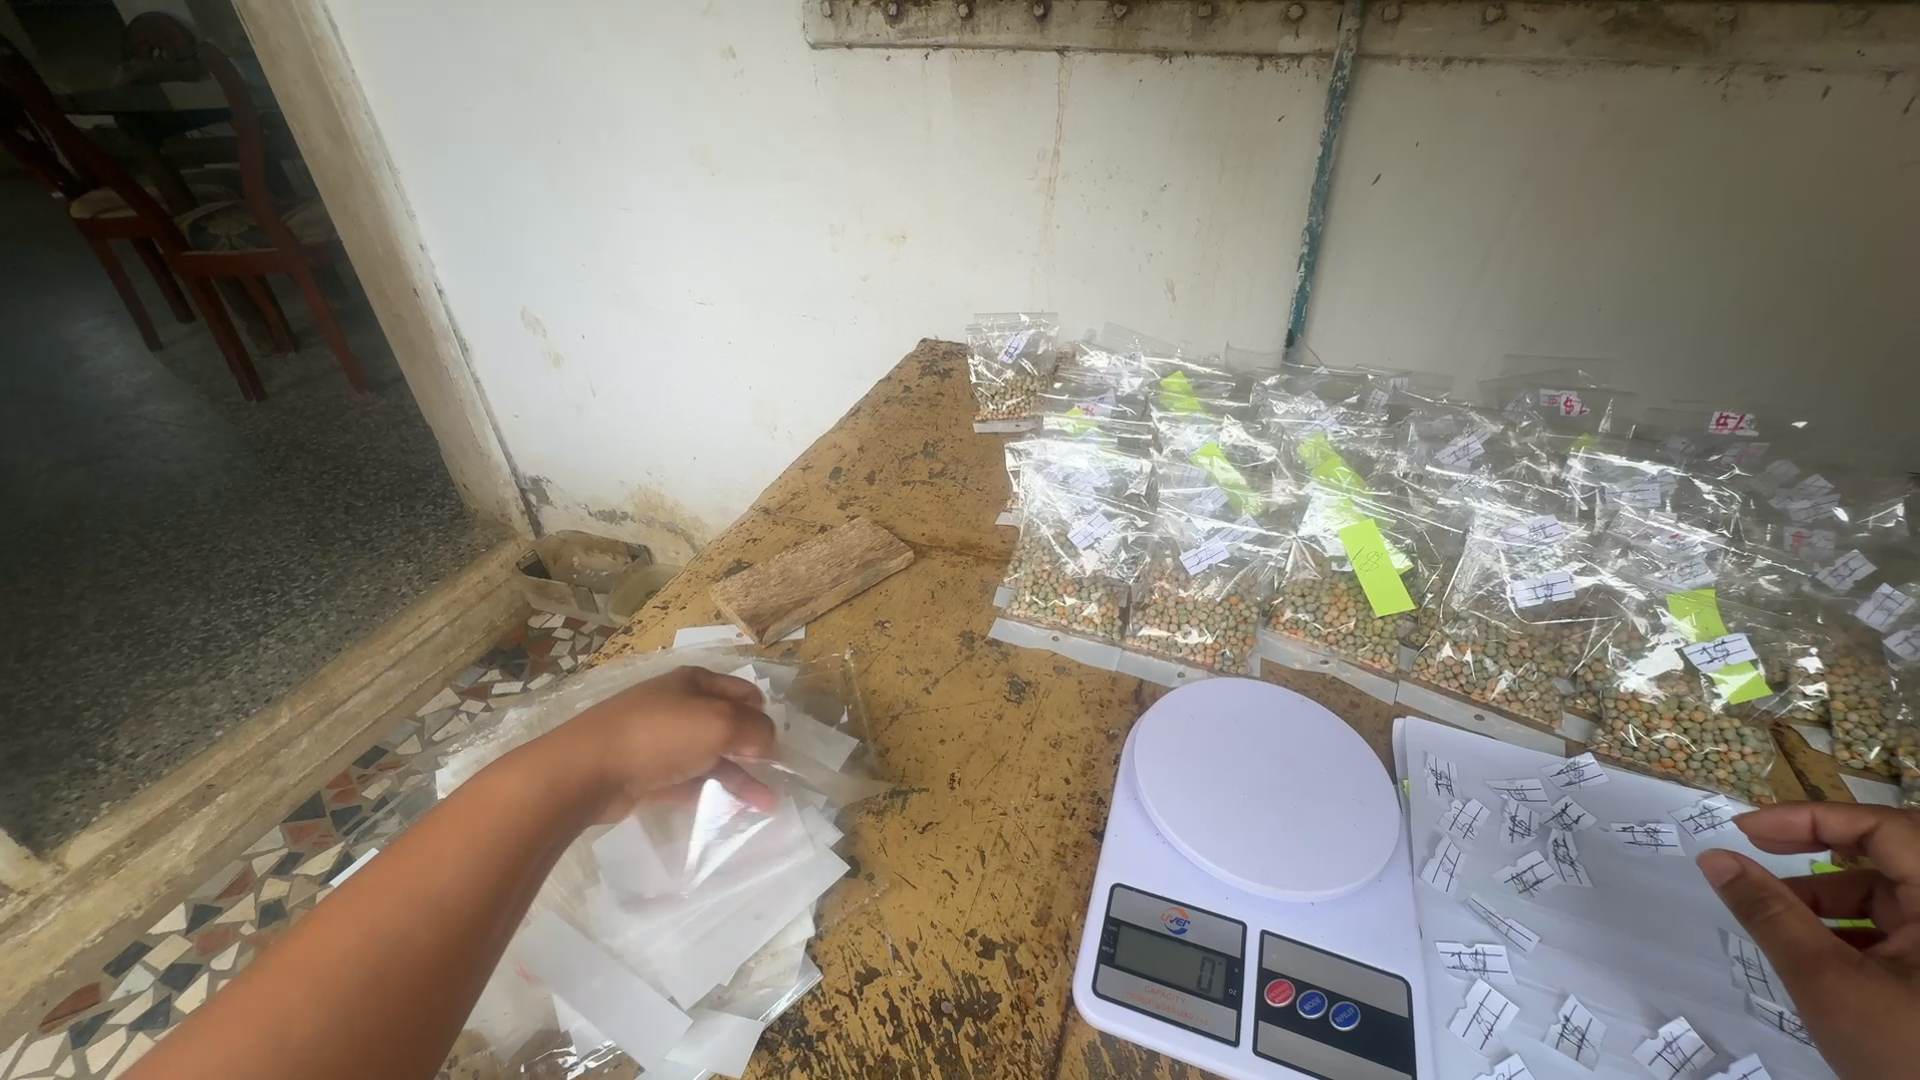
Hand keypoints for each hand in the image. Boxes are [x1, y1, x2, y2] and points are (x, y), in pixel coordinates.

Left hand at [535, 665, 777, 822]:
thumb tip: (770, 744)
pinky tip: (736, 810)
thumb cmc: (659, 734)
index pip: (743, 693)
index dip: (764, 714)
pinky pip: (691, 782)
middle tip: (779, 773)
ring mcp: (662, 742)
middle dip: (755, 748)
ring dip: (741, 777)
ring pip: (712, 757)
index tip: (779, 742)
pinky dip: (714, 793)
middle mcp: (680, 707)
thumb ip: (755, 731)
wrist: (586, 771)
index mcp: (696, 683)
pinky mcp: (649, 775)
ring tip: (768, 803)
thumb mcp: (720, 724)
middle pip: (728, 726)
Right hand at [1696, 802, 1919, 1079]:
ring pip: (1897, 896)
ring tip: (1781, 919)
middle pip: (1892, 856)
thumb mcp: (1825, 981)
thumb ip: (1767, 911)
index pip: (1886, 828)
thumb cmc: (1910, 1053)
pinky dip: (1859, 929)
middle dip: (1818, 850)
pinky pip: (1909, 932)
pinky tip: (1824, 956)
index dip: (1811, 817)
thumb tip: (1714, 857)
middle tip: (1756, 850)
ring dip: (1832, 895)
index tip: (1744, 830)